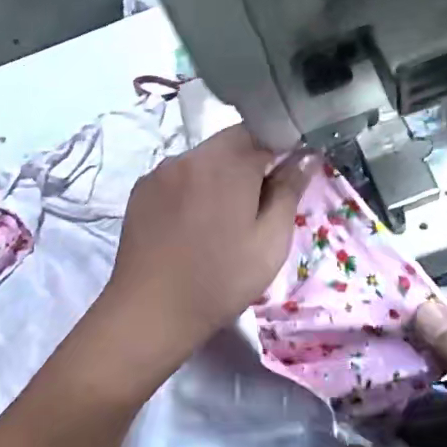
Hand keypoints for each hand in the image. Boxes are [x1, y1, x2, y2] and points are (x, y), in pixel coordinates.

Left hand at [103, 125, 313, 375]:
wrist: (150, 313)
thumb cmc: (221, 280)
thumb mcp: (270, 241)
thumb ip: (289, 191)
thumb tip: (306, 157)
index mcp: (227, 164)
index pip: (265, 132)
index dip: (283, 149)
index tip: (290, 177)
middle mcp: (191, 156)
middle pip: (232, 142)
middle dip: (252, 162)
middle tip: (261, 203)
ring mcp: (161, 171)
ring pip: (205, 158)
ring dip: (222, 174)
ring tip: (226, 218)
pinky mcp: (141, 190)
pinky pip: (180, 175)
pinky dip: (195, 187)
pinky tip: (195, 223)